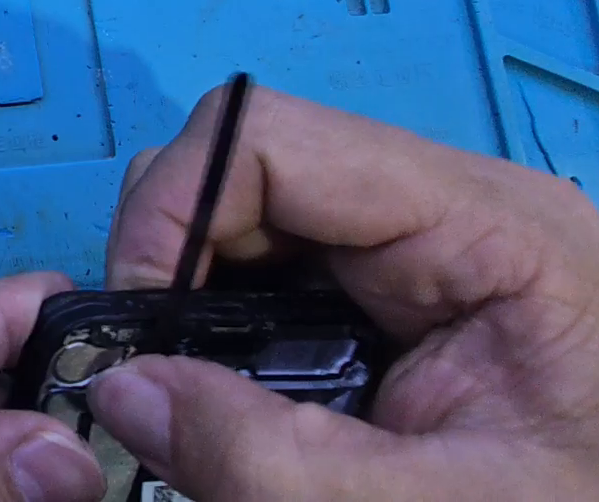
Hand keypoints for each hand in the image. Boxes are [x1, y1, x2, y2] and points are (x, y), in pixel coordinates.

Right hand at [91, 84, 598, 499]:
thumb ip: (275, 461)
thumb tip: (116, 387)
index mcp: (481, 223)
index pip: (259, 138)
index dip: (172, 208)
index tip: (146, 312)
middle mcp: (431, 200)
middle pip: (227, 158)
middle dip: (166, 246)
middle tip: (162, 349)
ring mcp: (401, 230)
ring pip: (225, 200)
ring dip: (179, 275)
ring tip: (194, 365)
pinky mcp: (376, 268)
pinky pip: (249, 246)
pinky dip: (207, 297)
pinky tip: (228, 362)